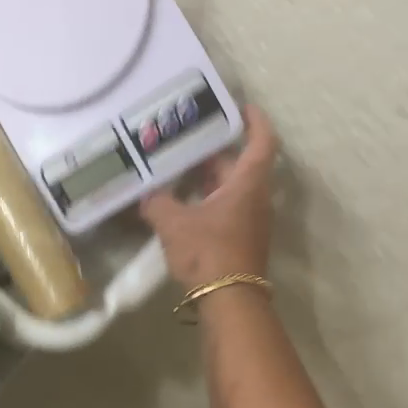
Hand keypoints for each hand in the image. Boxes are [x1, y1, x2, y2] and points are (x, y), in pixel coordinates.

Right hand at [140, 103, 279, 289]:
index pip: (261, 142)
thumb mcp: (174, 224)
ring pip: (229, 188)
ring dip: (207, 179)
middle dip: (213, 152)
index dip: (254, 121)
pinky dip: (205, 200)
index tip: (241, 107)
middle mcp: (254, 198)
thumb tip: (145, 194)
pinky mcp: (239, 240)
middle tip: (186, 141)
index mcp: (247, 183)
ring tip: (176, 170)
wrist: (229, 300)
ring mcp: (249, 221)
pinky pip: (224, 209)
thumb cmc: (208, 252)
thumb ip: (158, 204)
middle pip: (238, 165)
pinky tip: (179, 203)